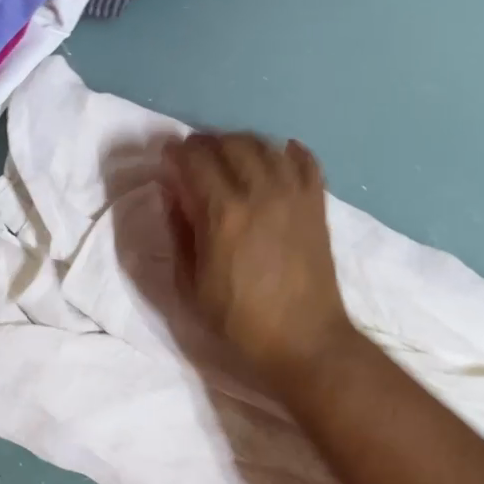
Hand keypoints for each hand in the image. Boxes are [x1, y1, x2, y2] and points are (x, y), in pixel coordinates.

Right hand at [163, 133, 356, 392]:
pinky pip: (305, 161)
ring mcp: (293, 194)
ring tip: (229, 156)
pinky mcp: (316, 203)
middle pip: (229, 144)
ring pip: (264, 145)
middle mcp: (259, 191)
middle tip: (193, 156)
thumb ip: (180, 233)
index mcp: (223, 212)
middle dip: (205, 143)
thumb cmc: (239, 319)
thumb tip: (174, 196)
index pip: (194, 159)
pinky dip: (288, 152)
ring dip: (241, 143)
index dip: (176, 152)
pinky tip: (277, 155)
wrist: (304, 340)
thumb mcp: (191, 284)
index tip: (166, 157)